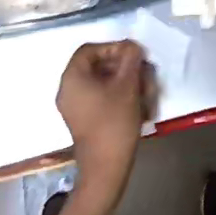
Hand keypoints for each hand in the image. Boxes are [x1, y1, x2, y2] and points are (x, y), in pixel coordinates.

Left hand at [56, 41, 149, 194]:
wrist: (105, 168)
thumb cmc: (114, 122)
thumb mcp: (127, 86)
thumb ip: (130, 60)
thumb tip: (132, 46)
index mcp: (72, 77)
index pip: (90, 50)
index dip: (113, 48)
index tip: (134, 56)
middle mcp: (68, 90)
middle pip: (97, 67)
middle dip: (125, 69)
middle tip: (144, 76)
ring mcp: (75, 107)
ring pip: (103, 84)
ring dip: (126, 85)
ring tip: (147, 94)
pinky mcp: (84, 121)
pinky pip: (101, 100)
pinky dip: (120, 99)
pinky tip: (140, 107)